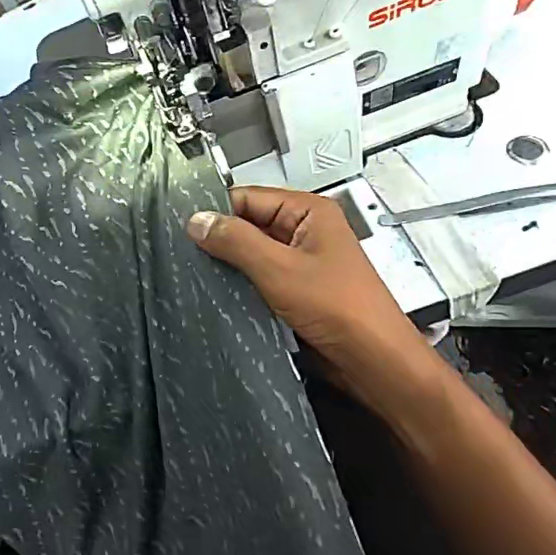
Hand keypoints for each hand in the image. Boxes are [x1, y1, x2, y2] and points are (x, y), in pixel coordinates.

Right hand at [188, 186, 447, 413]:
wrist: (372, 357)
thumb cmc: (340, 308)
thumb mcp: (280, 269)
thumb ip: (236, 241)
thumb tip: (198, 221)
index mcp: (309, 212)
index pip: (249, 197)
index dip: (217, 211)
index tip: (183, 229)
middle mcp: (308, 231)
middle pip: (251, 225)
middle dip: (222, 241)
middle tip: (183, 257)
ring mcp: (304, 262)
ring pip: (256, 255)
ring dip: (232, 267)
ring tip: (197, 277)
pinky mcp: (301, 291)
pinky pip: (265, 280)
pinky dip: (245, 287)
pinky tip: (221, 296)